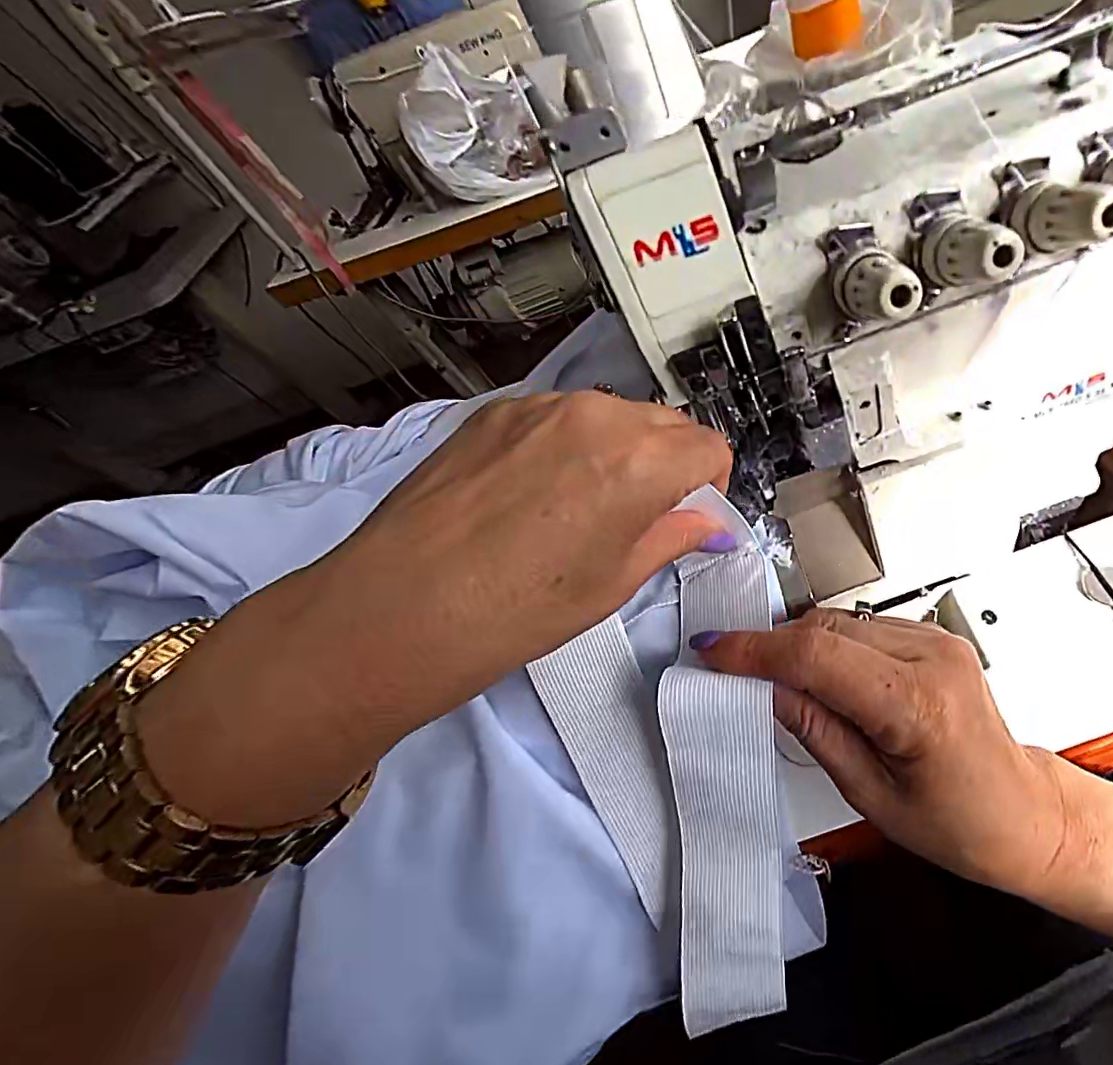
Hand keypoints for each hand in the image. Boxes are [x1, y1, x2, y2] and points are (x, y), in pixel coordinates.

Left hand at [141, 392, 733, 824]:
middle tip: (643, 510)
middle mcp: (599, 417)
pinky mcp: (496, 411)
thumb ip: (675, 535)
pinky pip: (563, 415)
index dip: (712, 483)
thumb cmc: (524, 608)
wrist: (400, 608)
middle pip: (669, 423)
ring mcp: (542, 407)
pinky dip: (574, 441)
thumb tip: (707, 521)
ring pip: (616, 414)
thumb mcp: (618, 580)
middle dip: (673, 461)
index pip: (711, 448)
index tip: (690, 513)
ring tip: (585, 499)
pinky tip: (539, 488)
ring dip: (624, 447)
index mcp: (641, 462)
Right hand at [696, 609, 1079, 899]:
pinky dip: (835, 645)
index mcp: (917, 704)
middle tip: (736, 671)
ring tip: (780, 681)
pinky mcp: (938, 640)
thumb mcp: (871, 794)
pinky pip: (869, 628)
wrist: (1020, 810)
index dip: (756, 650)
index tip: (717, 651)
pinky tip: (823, 675)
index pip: (817, 654)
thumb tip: (767, 690)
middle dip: (774, 647)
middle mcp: (933, 658)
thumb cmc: (963, 822)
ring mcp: (939, 643)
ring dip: (804, 644)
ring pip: (845, 621)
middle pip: (827, 628)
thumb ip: (815, 730)